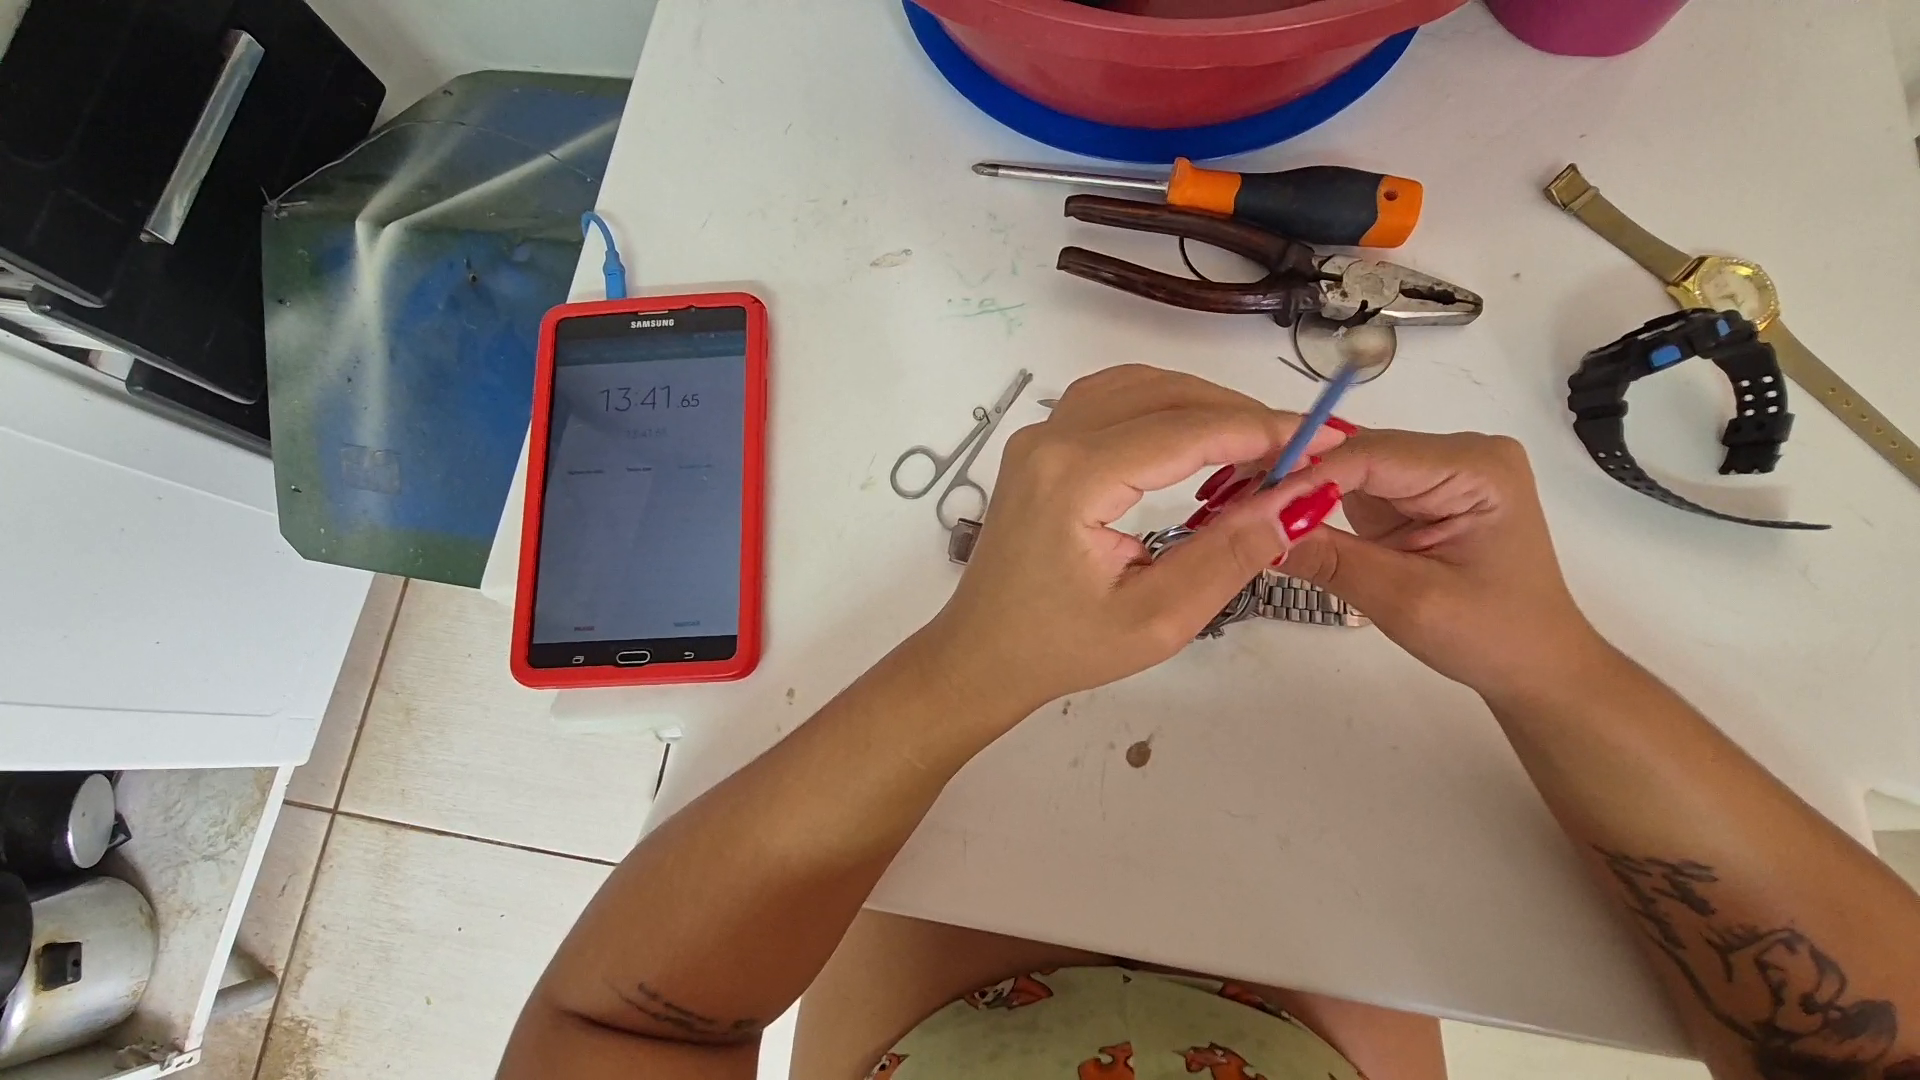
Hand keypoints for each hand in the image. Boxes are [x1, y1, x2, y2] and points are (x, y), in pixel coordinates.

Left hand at [917, 365, 1347, 720]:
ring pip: (1136, 386)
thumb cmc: (1064, 648)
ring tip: (1252, 446)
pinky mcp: (1037, 446)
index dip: (1264, 431)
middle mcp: (1051, 440)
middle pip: (1164, 395)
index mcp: (1075, 478)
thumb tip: (1300, 498)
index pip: (1188, 431)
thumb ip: (1230, 552)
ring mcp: (1037, 437)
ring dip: (1199, 405)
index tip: (1326, 442)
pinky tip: (1190, 439)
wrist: (983, 653)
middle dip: (1238, 415)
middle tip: (1296, 451)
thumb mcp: (1158, 617)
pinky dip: (1159, 406)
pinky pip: (1109, 399)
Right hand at [1268, 429, 1611, 702]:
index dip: (1304, 474)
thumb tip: (1258, 531)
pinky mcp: (1411, 494)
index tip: (1245, 501)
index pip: (1371, 455)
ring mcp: (1432, 473)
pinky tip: (1270, 513)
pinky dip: (1310, 502)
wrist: (1533, 666)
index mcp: (1476, 468)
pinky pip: (1348, 487)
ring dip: (1295, 488)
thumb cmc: (1489, 636)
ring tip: (1238, 506)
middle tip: (1227, 500)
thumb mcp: (1406, 601)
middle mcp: (1456, 455)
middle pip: (1354, 453)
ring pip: (1344, 467)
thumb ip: (1332, 560)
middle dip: (1293, 477)